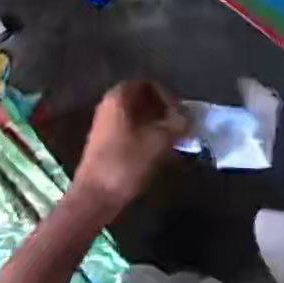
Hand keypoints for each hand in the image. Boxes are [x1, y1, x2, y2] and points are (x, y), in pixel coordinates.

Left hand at [71, 81, 186, 219]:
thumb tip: (188, 118)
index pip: (150, 85)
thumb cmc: (126, 162)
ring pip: (137, 117)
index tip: (180, 116)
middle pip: (143, 100)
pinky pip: (130, 130)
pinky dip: (146, 136)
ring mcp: (105, 124)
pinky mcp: (105, 143)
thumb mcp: (159, 141)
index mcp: (119, 96)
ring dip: (157, 126)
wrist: (95, 197)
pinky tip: (157, 153)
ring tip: (172, 142)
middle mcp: (109, 104)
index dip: (169, 98)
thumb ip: (178, 124)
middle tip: (179, 128)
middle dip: (164, 112)